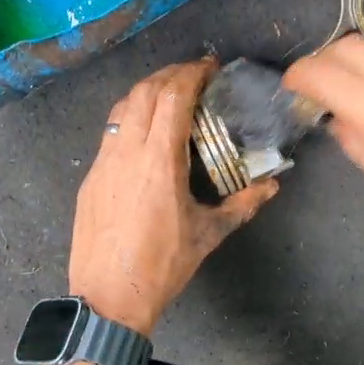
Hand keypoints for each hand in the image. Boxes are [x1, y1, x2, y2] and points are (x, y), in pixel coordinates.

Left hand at [69, 58, 279, 333]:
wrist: (108, 298)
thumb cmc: (163, 266)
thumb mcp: (208, 234)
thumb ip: (243, 204)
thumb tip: (273, 185)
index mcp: (159, 162)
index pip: (172, 98)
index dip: (191, 73)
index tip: (209, 66)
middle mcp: (127, 152)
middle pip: (144, 92)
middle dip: (169, 74)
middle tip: (193, 74)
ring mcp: (103, 163)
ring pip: (122, 108)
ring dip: (147, 91)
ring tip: (170, 94)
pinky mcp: (90, 178)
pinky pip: (110, 132)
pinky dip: (131, 117)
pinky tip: (145, 131)